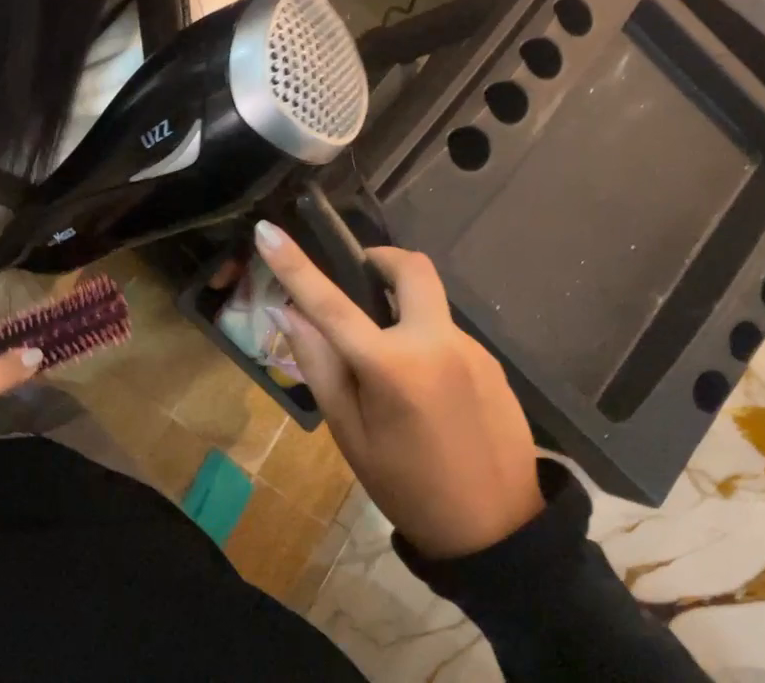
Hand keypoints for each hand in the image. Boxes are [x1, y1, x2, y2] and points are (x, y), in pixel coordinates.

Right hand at [254, 222, 542, 558]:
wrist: (497, 534)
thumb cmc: (406, 486)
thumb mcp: (349, 432)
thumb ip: (319, 365)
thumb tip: (286, 313)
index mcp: (392, 366)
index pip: (330, 302)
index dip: (294, 264)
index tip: (267, 230)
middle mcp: (438, 343)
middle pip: (412, 270)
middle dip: (382, 261)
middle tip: (360, 280)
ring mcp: (474, 351)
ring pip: (430, 308)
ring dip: (403, 316)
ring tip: (392, 374)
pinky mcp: (496, 366)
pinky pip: (450, 337)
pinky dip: (426, 345)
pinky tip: (426, 394)